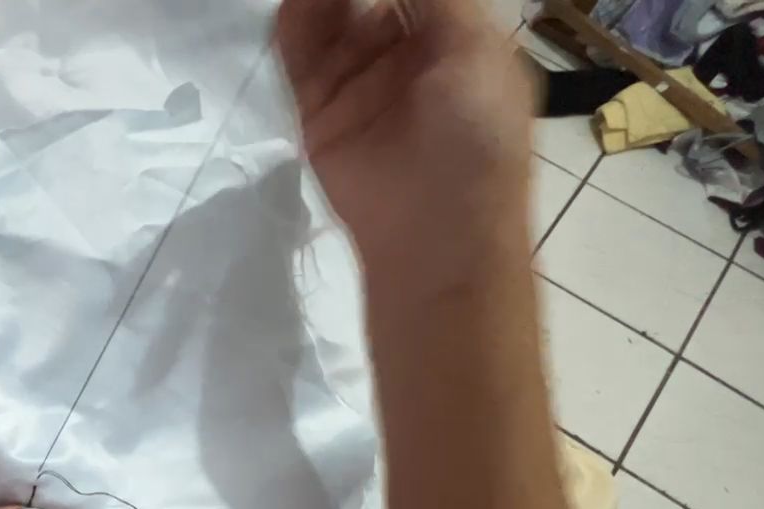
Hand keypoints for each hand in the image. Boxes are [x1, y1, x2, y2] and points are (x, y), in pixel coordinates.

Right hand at [276, 0, 533, 286]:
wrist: (431, 232)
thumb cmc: (474, 137)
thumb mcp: (472, 47)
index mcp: (453, 35)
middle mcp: (403, 57)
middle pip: (366, 1)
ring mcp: (358, 90)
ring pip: (331, 28)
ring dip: (318, 3)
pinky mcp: (320, 121)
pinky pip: (304, 71)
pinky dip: (293, 36)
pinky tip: (289, 9)